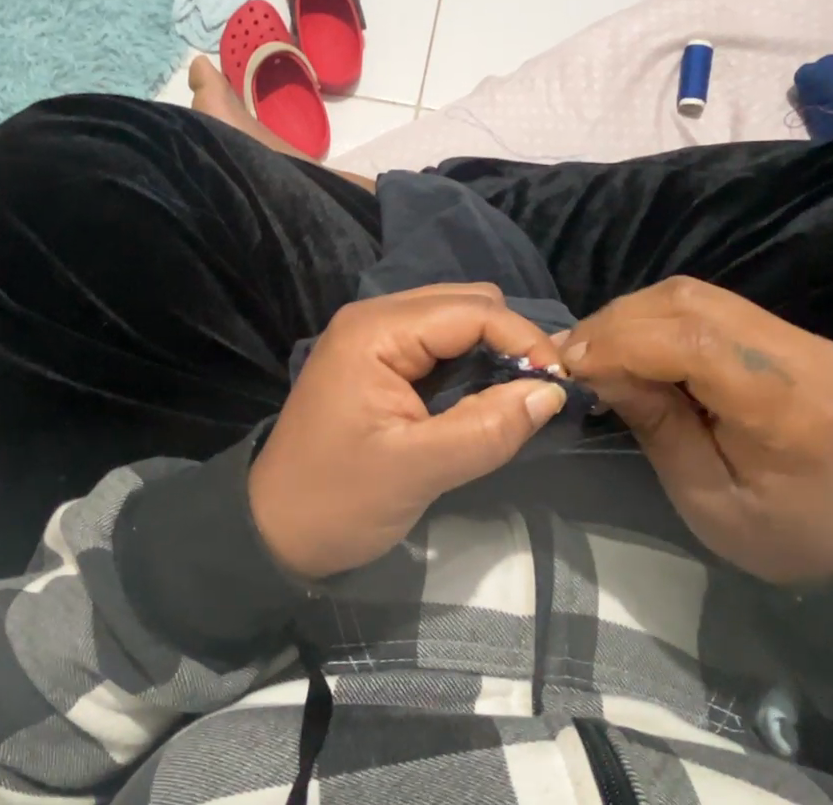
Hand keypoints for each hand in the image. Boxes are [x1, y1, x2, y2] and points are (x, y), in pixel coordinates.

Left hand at [250, 284, 568, 578]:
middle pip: (465, 303)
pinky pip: (436, 345)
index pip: (472, 310)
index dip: (524, 340)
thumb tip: (551, 392)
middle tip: (541, 393)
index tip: (560, 387)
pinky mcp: (374, 362)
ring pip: (454, 320)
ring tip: (518, 397)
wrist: (272, 531)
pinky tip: (483, 397)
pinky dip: (468, 363)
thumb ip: (487, 428)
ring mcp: (371, 338)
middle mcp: (373, 319)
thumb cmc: (336, 501)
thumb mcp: (417, 471)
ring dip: (491, 350)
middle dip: (511, 340)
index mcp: (375, 331)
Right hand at [562, 277, 832, 584]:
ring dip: (631, 316)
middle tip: (571, 356)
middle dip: (617, 323)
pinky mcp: (786, 333)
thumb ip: (655, 422)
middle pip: (692, 306)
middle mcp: (804, 355)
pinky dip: (655, 318)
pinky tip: (630, 344)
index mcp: (791, 409)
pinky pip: (707, 305)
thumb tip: (595, 367)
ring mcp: (800, 337)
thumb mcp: (702, 495)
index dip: (622, 342)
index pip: (696, 344)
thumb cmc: (772, 533)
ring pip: (694, 295)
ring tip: (593, 350)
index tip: (569, 364)